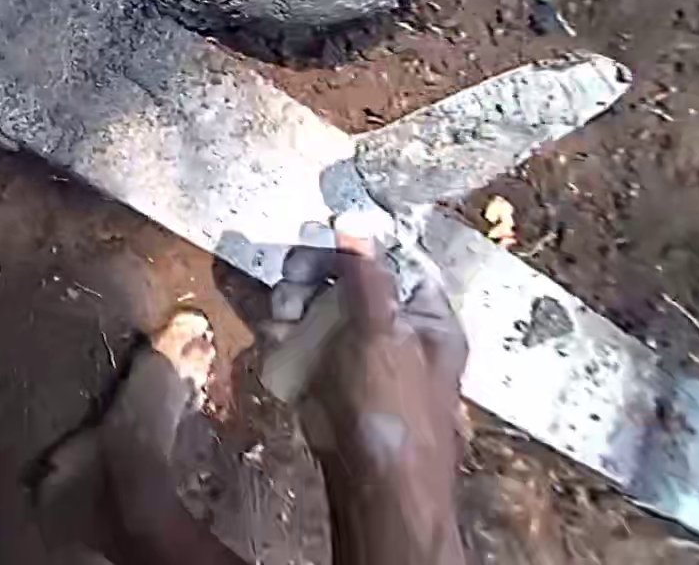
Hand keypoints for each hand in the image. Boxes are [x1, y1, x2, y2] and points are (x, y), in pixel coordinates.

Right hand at [273, 239, 467, 564]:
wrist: (369, 476)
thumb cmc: (391, 405)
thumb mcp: (382, 333)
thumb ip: (366, 276)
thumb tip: (354, 222)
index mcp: (422, 314)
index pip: (391, 258)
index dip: (357, 245)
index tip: (323, 238)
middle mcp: (386, 320)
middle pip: (338, 270)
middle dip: (309, 274)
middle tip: (294, 284)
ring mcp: (349, 338)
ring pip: (307, 293)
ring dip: (288, 299)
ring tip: (283, 319)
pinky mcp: (319, 355)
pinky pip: (291, 322)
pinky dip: (278, 325)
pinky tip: (276, 337)